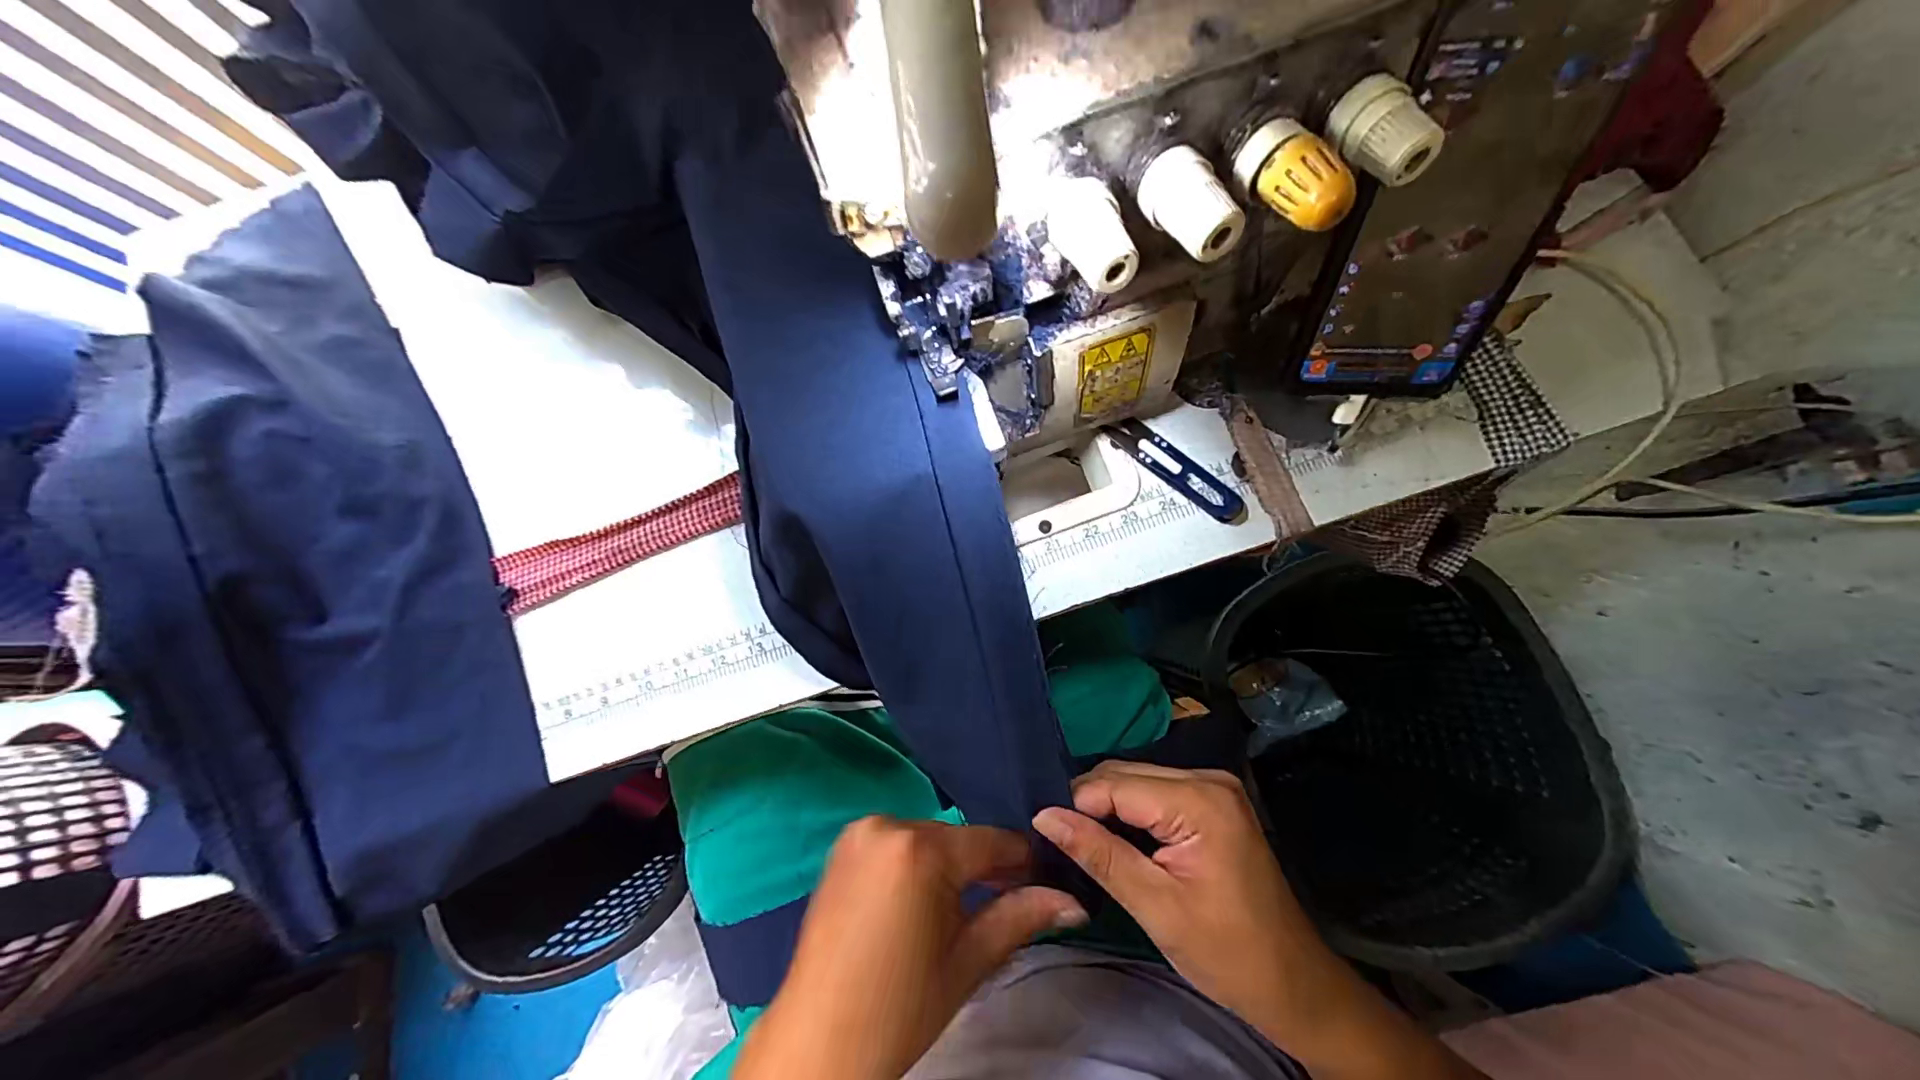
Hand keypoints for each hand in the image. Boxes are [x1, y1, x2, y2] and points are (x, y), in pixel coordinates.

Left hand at [734, 816, 1086, 1079]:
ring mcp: (858, 834)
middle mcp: (886, 825)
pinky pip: (895, 845)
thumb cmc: (900, 1007)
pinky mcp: (840, 850)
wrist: (819, 1041)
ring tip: (967, 905)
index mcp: (919, 849)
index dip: (1022, 860)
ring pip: (925, 840)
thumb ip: (1019, 917)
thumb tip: (1072, 902)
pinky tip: (927, 899)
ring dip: (949, 865)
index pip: (990, 841)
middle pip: (955, 839)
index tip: (1045, 879)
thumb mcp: (967, 961)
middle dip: (984, 867)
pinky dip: (915, 864)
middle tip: (1011, 898)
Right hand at [1034, 762, 1483, 1079]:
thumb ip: (1099, 854)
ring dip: (1107, 809)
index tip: (1051, 841)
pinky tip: (1119, 842)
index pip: (1113, 784)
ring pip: (1136, 780)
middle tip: (1064, 847)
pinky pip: (1155, 792)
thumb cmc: (1228, 953)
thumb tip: (1043, 816)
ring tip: (1087, 847)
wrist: (1295, 983)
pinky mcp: (1214, 800)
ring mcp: (1214, 786)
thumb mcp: (1155, 907)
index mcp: (1199, 800)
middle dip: (1089, 806)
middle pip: (1123, 775)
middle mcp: (1208, 778)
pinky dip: (1131, 812)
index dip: (1076, 809)